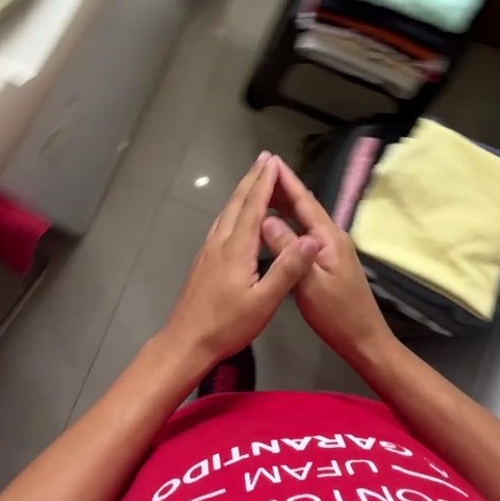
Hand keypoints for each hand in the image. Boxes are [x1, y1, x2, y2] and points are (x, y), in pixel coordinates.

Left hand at [164, 153, 320, 363]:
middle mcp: (220, 242)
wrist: (187, 341)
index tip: (273, 161)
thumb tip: (312, 239)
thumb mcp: (265, 301)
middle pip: (237, 203)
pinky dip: (233, 210)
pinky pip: (221, 225)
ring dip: (241, 192)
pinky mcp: (203, 261)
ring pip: (227, 213)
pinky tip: (234, 216)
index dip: (264, 182)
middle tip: (264, 158)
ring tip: (253, 179)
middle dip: (252, 179)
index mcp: (237, 248)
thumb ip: (288, 269)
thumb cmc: (228, 325)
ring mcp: (208, 251)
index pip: (254, 207)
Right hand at [260, 157, 392, 358]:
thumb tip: (266, 218)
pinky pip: (305, 231)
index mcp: (328, 237)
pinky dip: (290, 222)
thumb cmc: (335, 313)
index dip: (286, 181)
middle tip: (261, 171)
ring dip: (286, 203)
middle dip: (284, 187)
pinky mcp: (328, 260)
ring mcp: (332, 248)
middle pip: (305, 205)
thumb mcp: (307, 282)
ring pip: (305, 218)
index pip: (304, 201)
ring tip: (264, 190)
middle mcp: (332, 236)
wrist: (363, 338)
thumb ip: (288, 249)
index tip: (270, 161)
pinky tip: (277, 224)